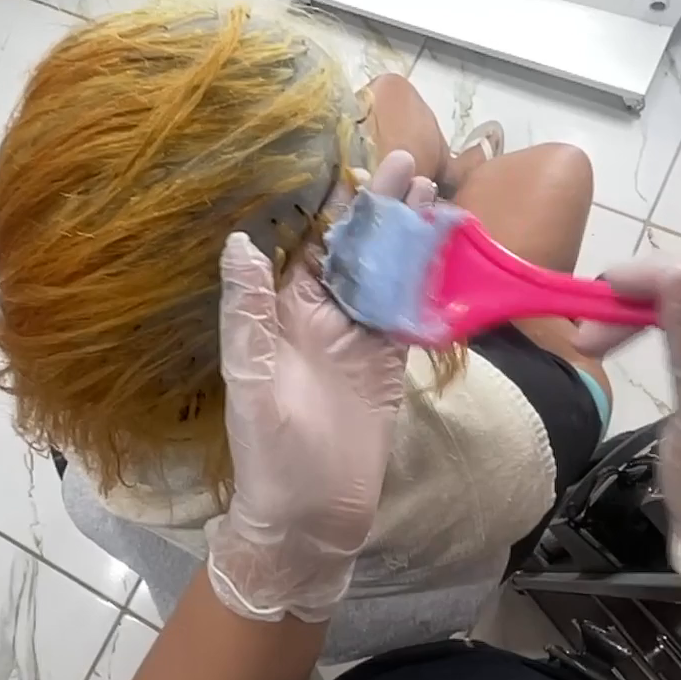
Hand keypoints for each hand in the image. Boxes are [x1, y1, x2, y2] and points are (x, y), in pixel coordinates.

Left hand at [206, 152, 433, 621]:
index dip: (327, 211)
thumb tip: (238, 242)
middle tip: (405, 164)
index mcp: (282, 317)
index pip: (307, 250)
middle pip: (354, 255)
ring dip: (406, 240)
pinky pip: (407, 316)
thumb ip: (248, 312)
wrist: (310, 515)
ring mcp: (357, 342)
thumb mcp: (251, 380)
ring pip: (385, 278)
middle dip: (378, 212)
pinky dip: (425, 286)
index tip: (347, 167)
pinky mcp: (386, 366)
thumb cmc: (271, 453)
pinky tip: (442, 253)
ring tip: (429, 195)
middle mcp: (321, 321)